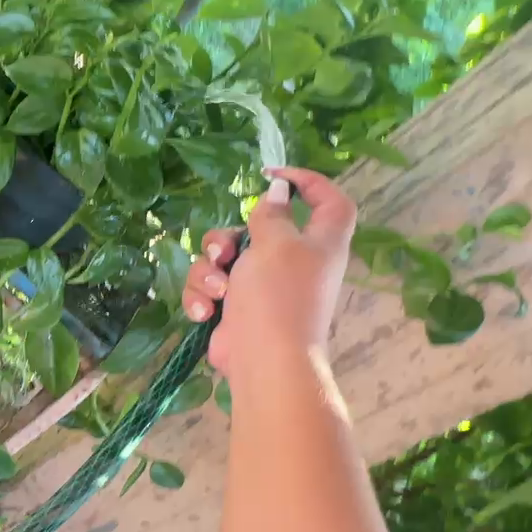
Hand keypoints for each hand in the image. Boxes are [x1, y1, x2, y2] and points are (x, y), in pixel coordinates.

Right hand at [182, 166, 356, 383]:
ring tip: (215, 291)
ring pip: (221, 258)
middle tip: (222, 251)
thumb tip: (276, 194)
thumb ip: (271, 215)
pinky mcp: (233, 306)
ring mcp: (260, 286)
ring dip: (208, 271)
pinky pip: (207, 288)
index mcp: (318, 243)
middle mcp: (291, 261)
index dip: (309, 182)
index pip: (329, 201)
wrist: (264, 358)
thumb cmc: (279, 296)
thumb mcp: (276, 245)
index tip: (272, 174)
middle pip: (255, 230)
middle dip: (227, 237)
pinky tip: (205, 312)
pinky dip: (202, 297)